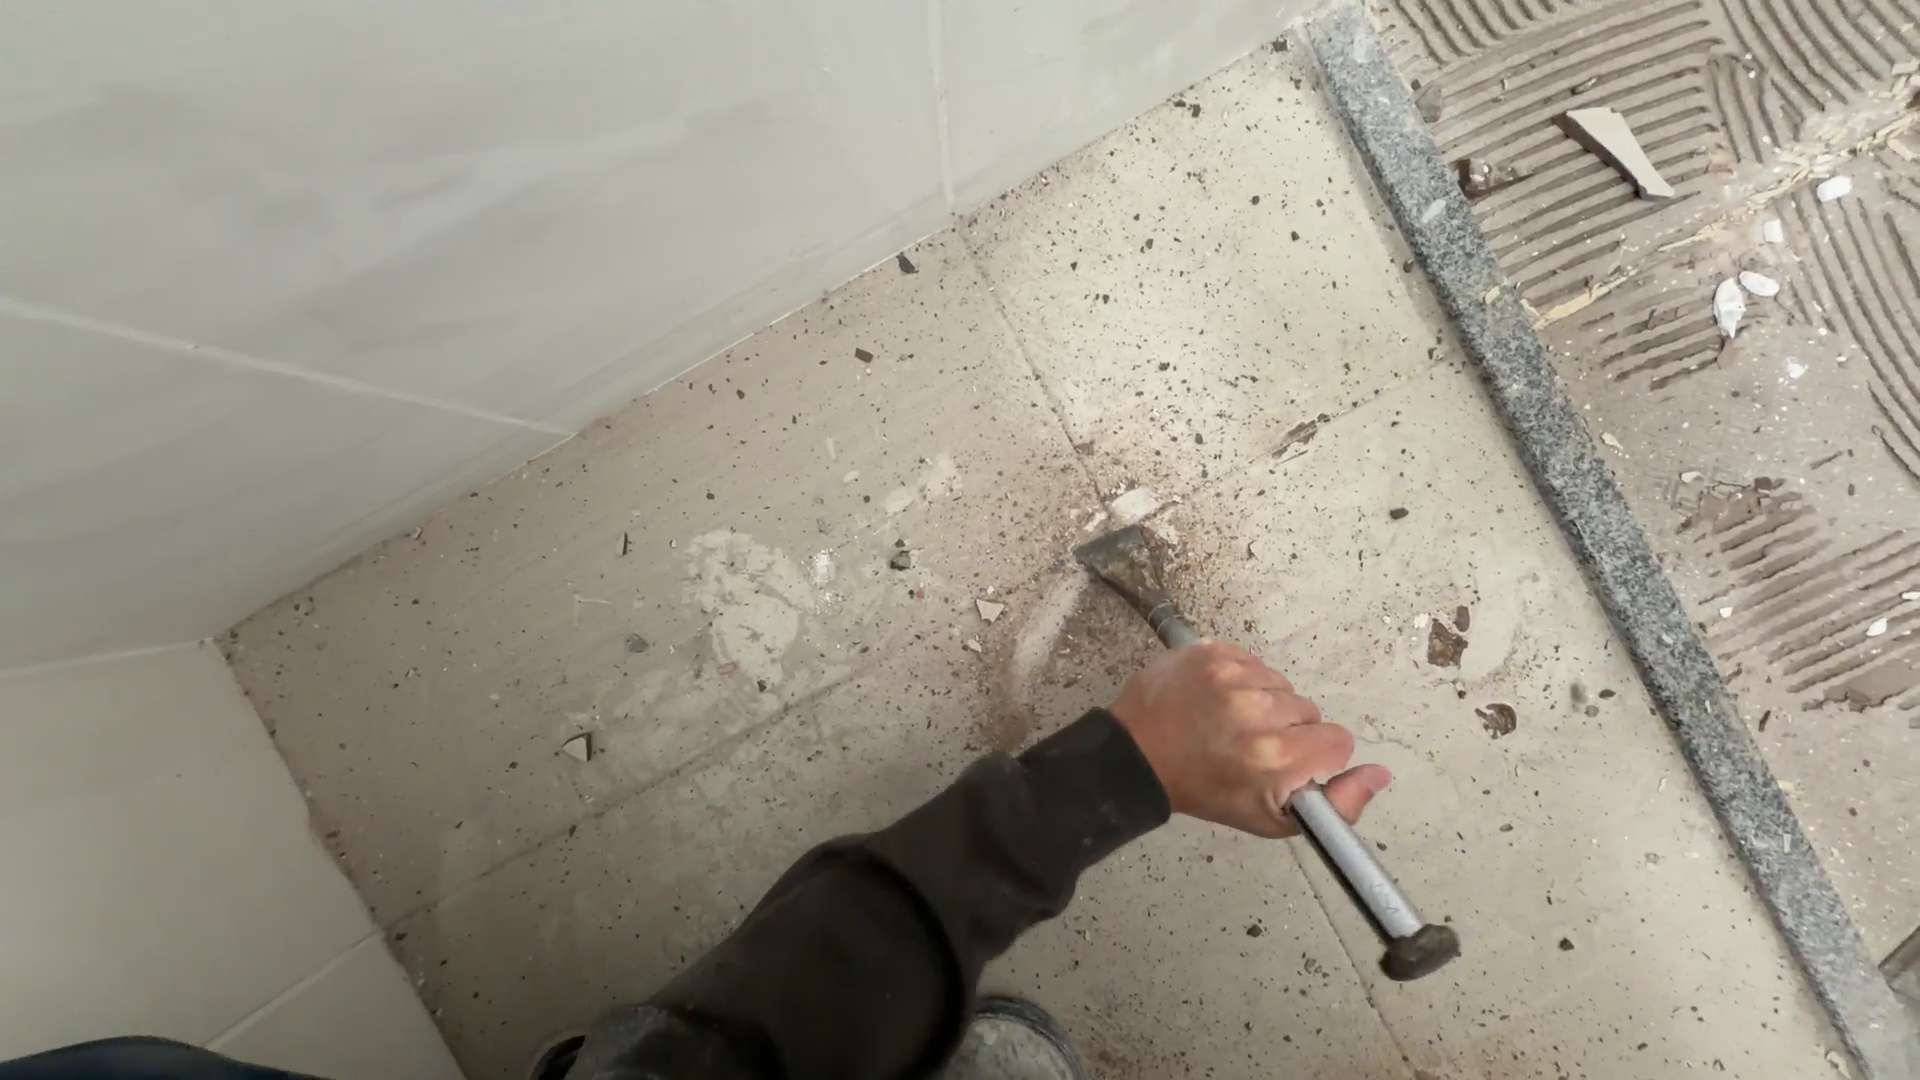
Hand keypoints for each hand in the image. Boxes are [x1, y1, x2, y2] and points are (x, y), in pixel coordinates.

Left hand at [1107, 640, 1389, 837]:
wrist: (1139, 754)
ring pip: (1280, 683)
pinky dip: (1242, 677)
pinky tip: (1219, 698)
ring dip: (1264, 700)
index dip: (1316, 753)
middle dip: (1288, 727)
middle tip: (1250, 742)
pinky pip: (1252, 660)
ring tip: (1231, 720)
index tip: (1288, 759)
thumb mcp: (1271, 819)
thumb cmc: (1204, 789)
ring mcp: (1229, 675)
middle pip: (1307, 709)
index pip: (1336, 740)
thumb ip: (1338, 804)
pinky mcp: (1210, 651)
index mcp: (1276, 755)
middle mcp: (1256, 710)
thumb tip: (1380, 774)